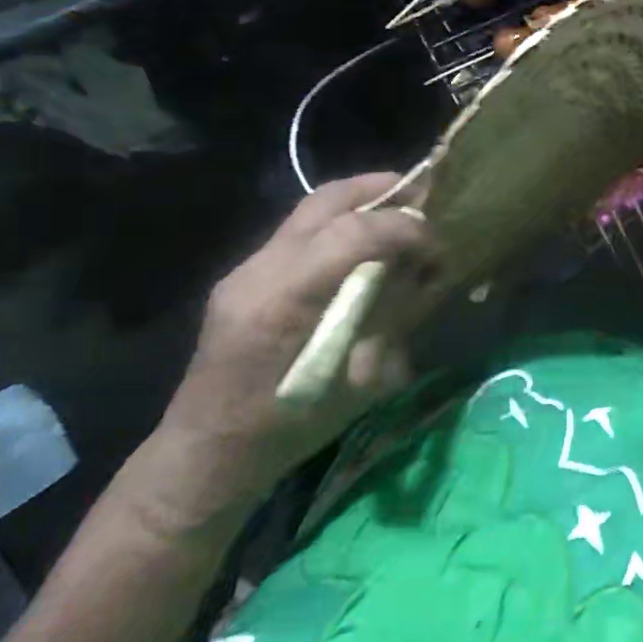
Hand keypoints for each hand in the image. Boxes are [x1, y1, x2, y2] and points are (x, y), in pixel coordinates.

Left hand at [161, 173, 433, 498]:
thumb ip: (388, 323)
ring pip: (311, 209)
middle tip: (424, 197)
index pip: (351, 233)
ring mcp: (247, 268)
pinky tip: (363, 247)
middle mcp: (259, 269)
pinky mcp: (246, 275)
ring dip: (361, 203)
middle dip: (381, 188)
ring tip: (400, 214)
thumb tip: (426, 277)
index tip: (437, 241)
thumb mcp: (352, 387)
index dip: (402, 227)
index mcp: (282, 301)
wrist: (205, 453)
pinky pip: (301, 233)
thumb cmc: (284, 433)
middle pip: (326, 200)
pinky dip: (340, 226)